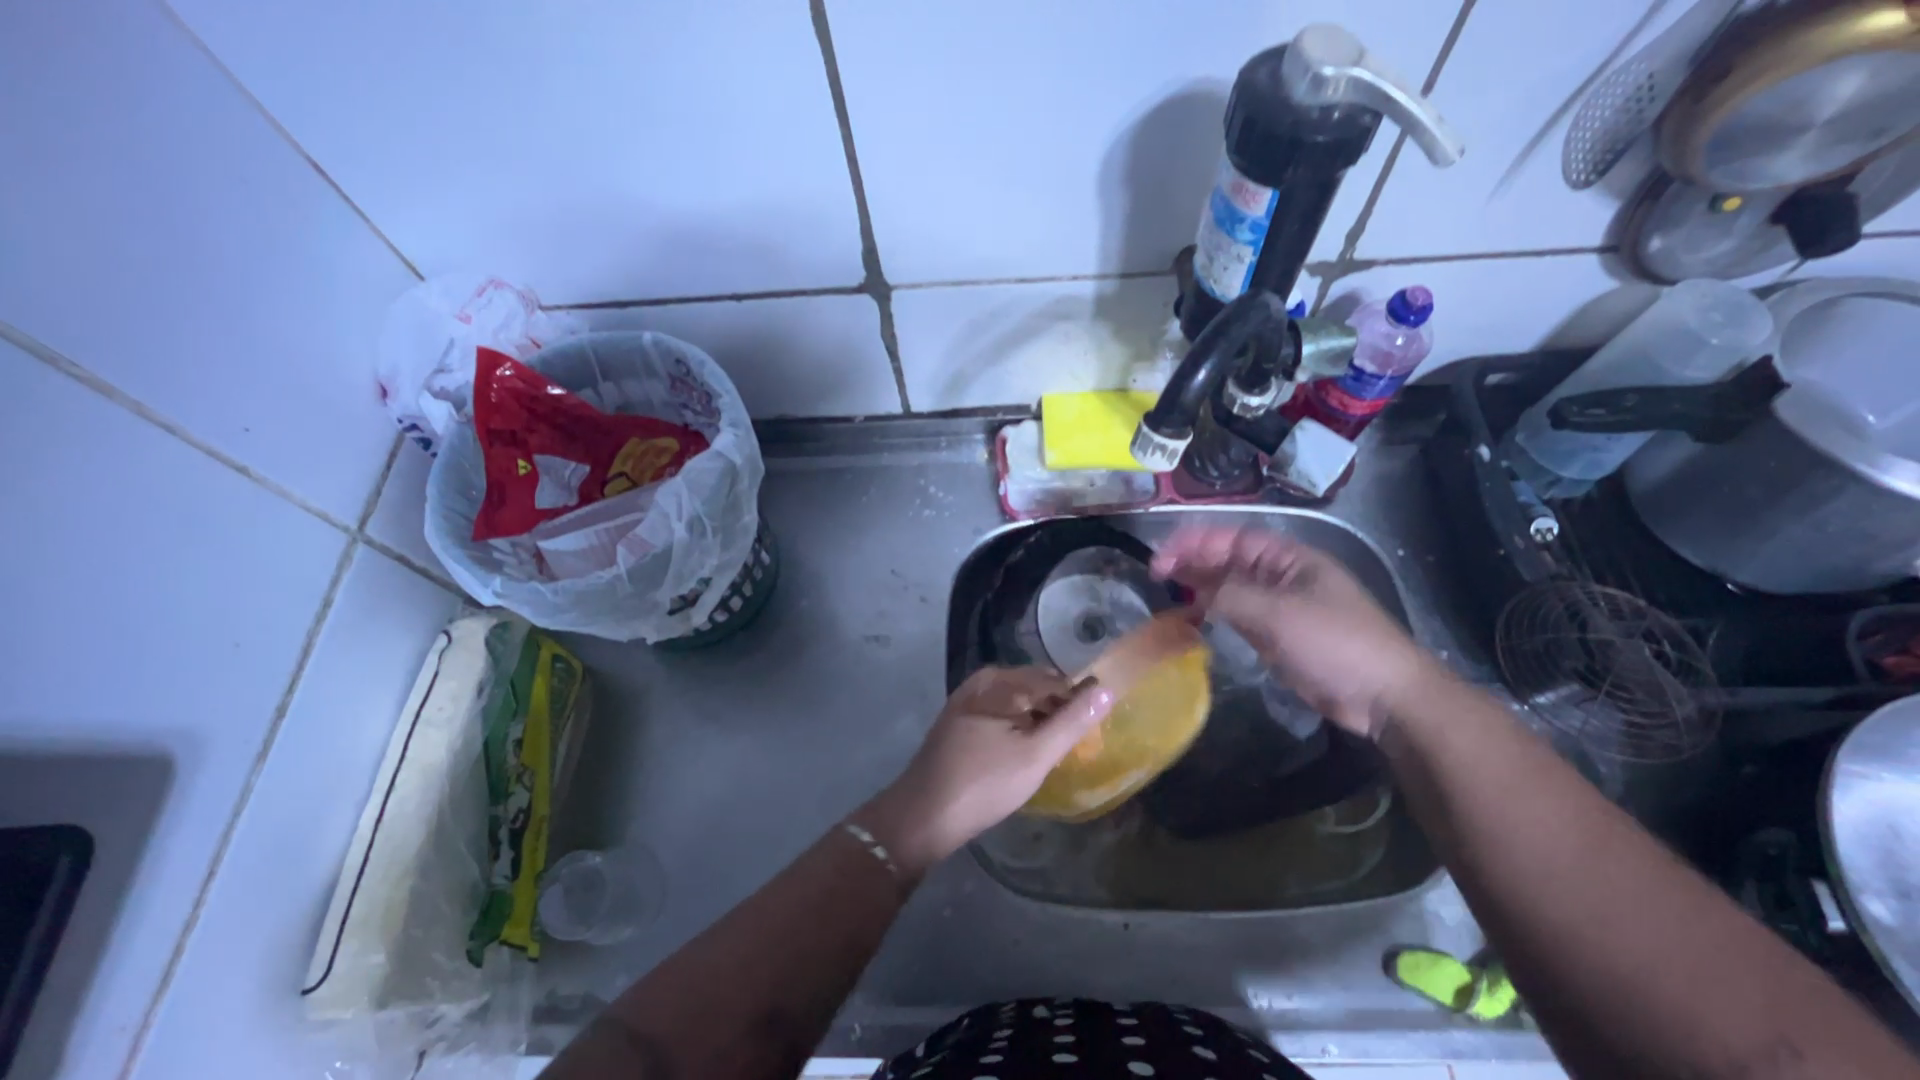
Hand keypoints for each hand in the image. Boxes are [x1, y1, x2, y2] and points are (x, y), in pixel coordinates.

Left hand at [857, 667, 1114, 876]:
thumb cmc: (984, 783)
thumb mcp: (1036, 755)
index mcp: (1001, 682)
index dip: (1079, 700)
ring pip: (1016, 701)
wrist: (922, 815)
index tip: (1094, 727)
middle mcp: (982, 682)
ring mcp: (966, 701)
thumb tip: (1106, 690)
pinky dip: (1016, 726)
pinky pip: (999, 713)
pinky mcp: (958, 722)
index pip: (1055, 679)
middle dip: (1057, 709)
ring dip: (1037, 719)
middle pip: (1034, 686)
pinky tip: (1023, 753)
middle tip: (1075, 743)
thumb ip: (1072, 721)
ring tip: (1052, 751)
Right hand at [1151, 525, 1437, 738]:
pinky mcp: (1278, 636)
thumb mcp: (1278, 614)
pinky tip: (1193, 621)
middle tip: (1155, 577)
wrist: (1382, 694)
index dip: (1194, 542)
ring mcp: (1280, 607)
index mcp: (1289, 559)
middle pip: (1228, 560)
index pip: (1232, 538)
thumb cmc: (1335, 643)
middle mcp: (1282, 577)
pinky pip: (1238, 616)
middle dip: (1192, 563)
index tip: (1160, 558)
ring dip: (1200, 588)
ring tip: (1165, 595)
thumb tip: (1193, 591)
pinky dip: (1214, 614)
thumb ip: (1230, 596)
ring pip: (1230, 589)